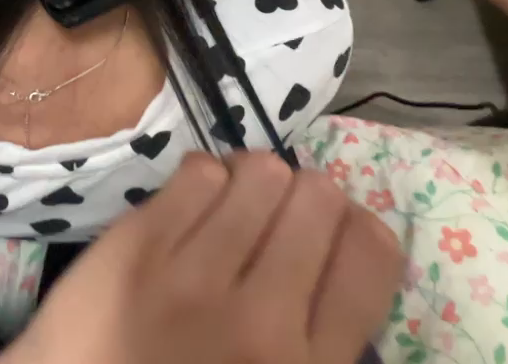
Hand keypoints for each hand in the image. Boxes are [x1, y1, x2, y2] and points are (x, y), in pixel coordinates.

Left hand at [0, 152, 400, 363]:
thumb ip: (318, 338)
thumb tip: (338, 256)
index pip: (369, 254)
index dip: (355, 228)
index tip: (330, 234)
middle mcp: (263, 321)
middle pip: (318, 198)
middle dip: (305, 198)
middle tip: (277, 220)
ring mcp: (194, 276)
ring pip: (261, 172)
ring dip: (254, 182)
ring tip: (234, 208)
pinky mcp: (137, 244)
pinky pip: (199, 169)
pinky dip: (203, 178)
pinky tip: (191, 207)